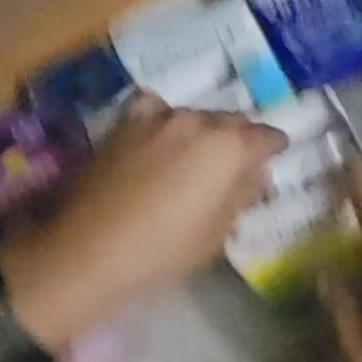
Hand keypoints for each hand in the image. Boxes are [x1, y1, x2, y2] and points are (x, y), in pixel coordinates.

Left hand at [0, 93, 286, 343]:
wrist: (86, 251)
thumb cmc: (162, 250)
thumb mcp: (216, 233)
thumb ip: (241, 197)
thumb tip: (256, 177)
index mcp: (230, 147)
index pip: (267, 137)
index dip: (275, 148)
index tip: (275, 157)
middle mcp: (199, 120)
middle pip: (233, 120)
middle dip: (240, 138)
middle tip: (236, 164)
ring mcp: (160, 116)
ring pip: (196, 115)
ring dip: (203, 130)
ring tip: (195, 154)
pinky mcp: (126, 122)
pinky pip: (156, 110)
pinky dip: (164, 119)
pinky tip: (158, 137)